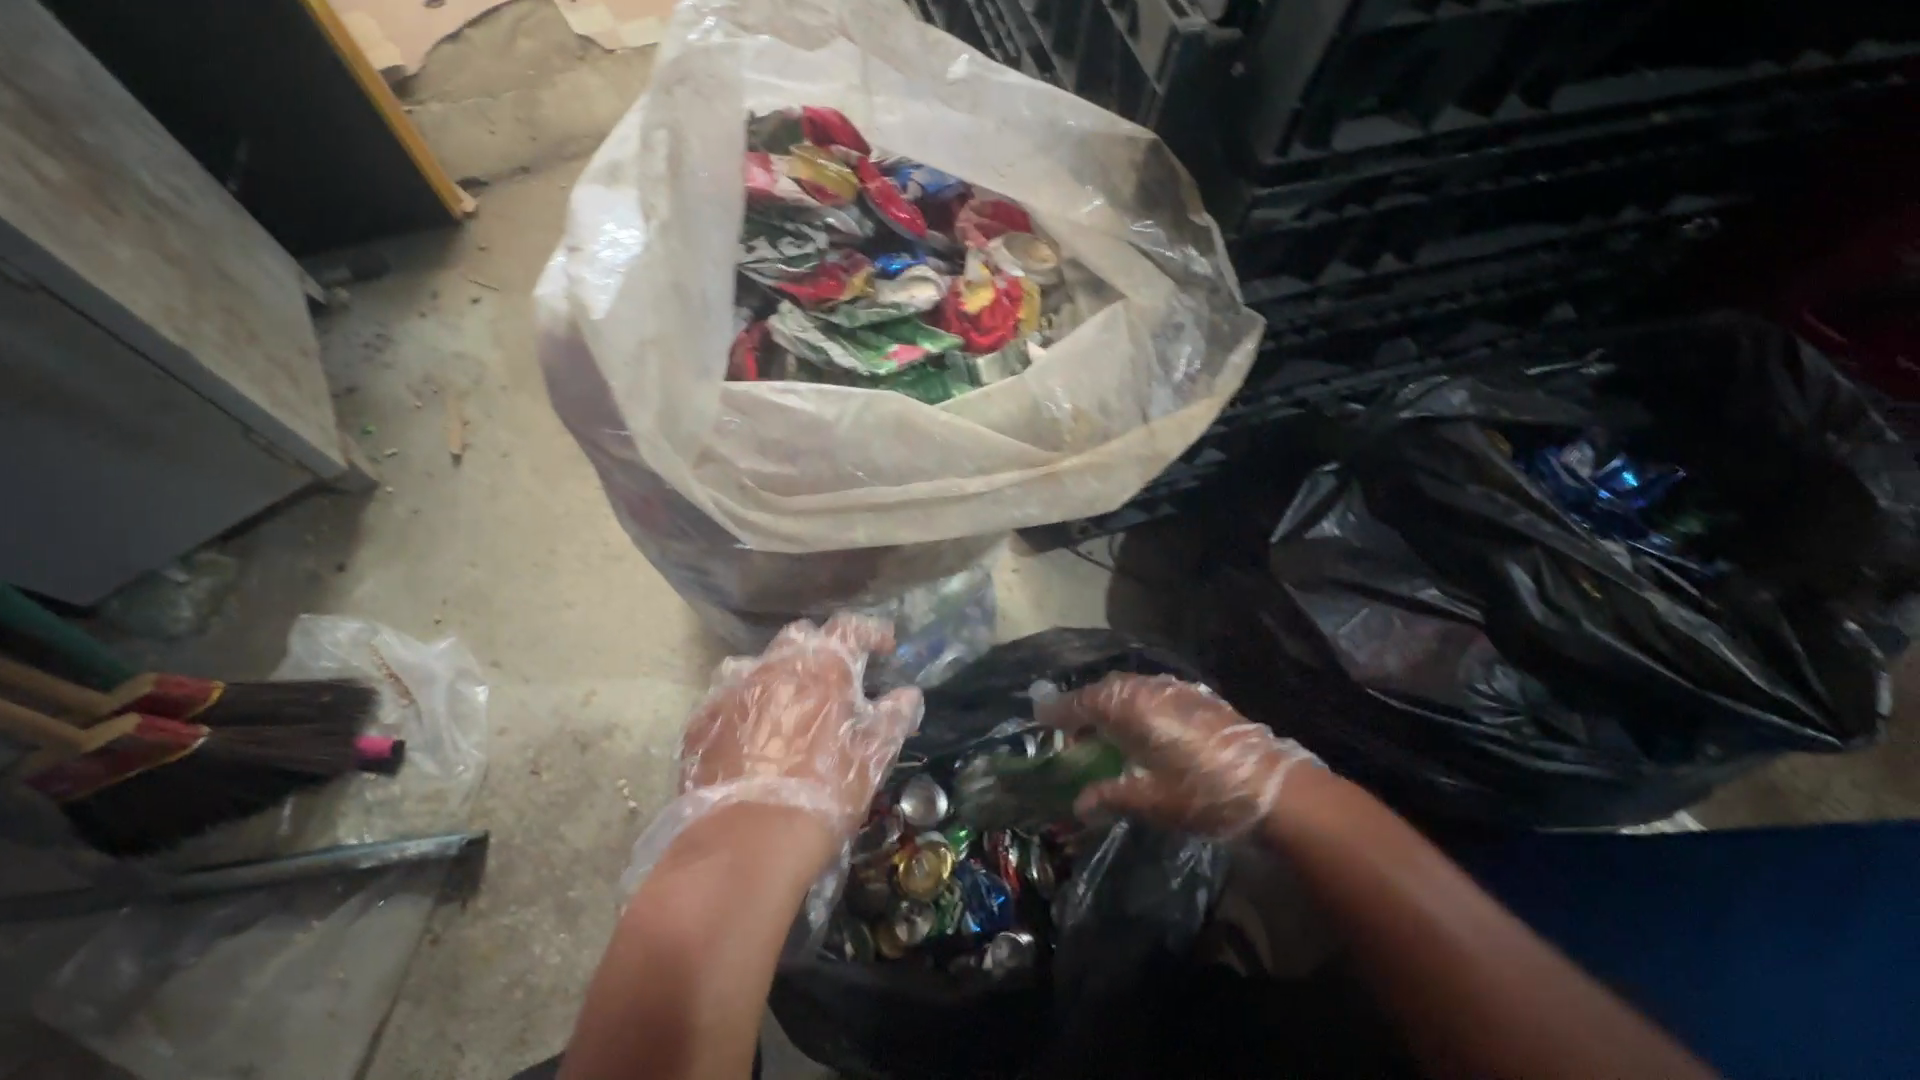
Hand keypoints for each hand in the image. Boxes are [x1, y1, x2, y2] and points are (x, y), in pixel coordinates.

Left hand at [679, 614, 922, 834]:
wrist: (749, 842)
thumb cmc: (825, 794)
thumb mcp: (873, 758)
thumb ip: (893, 718)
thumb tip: (908, 695)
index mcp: (822, 668)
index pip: (851, 628)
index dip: (872, 633)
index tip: (884, 648)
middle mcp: (774, 666)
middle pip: (799, 638)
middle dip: (819, 650)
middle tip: (834, 680)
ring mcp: (731, 691)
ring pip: (756, 664)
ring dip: (775, 675)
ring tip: (786, 705)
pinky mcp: (701, 722)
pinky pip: (726, 699)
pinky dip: (744, 707)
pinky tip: (750, 735)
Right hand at [1037, 673, 1318, 837]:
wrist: (1274, 788)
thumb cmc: (1205, 795)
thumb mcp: (1152, 802)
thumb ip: (1111, 796)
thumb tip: (1079, 804)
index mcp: (1133, 709)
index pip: (1084, 702)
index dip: (1059, 710)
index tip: (1038, 717)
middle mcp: (1152, 690)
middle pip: (1106, 690)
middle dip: (1085, 707)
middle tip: (1070, 732)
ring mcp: (1179, 691)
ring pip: (1132, 688)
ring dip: (1112, 705)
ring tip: (1104, 732)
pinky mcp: (1200, 698)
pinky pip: (1154, 692)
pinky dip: (1137, 705)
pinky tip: (1141, 730)